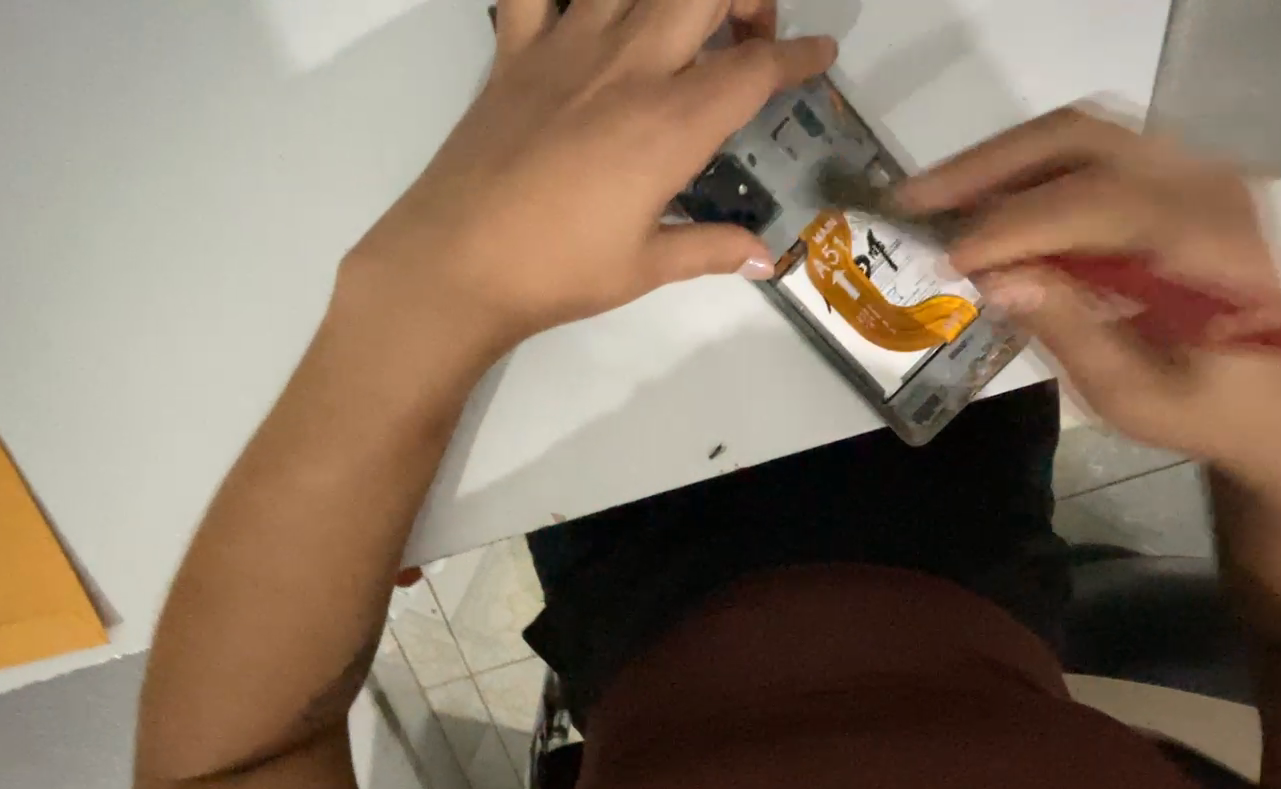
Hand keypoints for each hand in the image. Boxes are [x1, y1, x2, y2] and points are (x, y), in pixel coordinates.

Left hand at [344, 0, 835, 350]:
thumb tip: (766, 259)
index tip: (820, 56)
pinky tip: (586, 12)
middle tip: (749, 35)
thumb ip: (712, 250)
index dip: (797, 57)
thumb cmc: (561, 271)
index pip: (753, 70)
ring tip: (682, 20)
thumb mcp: (648, 267)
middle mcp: (628, 66)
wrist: (460, 261)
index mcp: (670, 125)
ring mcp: (567, 46)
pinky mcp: (515, 49)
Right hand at [895, 107, 1280, 484]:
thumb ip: (1067, 329)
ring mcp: (1200, 174)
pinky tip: (990, 208)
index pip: (1089, 204)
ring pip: (1083, 136)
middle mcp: (1208, 184)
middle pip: (1080, 139)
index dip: (1007, 226)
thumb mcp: (1130, 394)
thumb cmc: (1207, 415)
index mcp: (1206, 243)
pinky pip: (1097, 156)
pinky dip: (1032, 175)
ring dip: (1002, 164)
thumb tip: (995, 278)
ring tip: (938, 200)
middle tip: (914, 200)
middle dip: (987, 168)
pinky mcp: (1184, 184)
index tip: (945, 260)